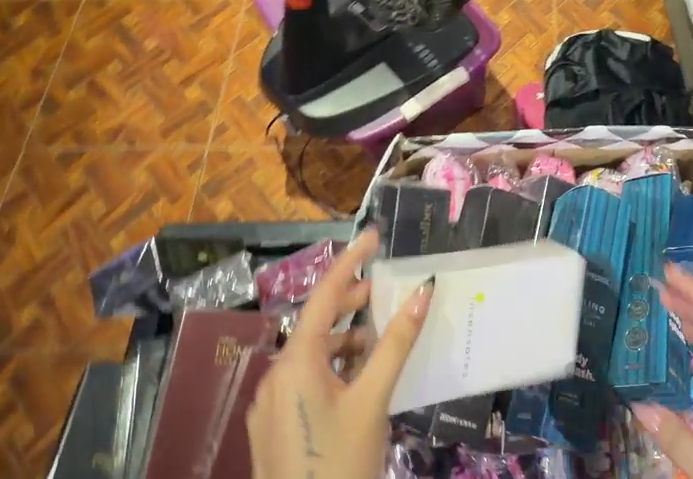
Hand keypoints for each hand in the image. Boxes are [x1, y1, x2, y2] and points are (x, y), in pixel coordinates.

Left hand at [248, 230, 433, 478]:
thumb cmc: (341, 460)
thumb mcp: (373, 399)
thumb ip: (395, 342)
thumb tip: (422, 291)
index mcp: (294, 361)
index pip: (324, 294)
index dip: (350, 261)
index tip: (374, 235)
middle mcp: (275, 375)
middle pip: (315, 322)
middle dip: (350, 303)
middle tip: (385, 290)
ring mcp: (270, 405)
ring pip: (310, 354)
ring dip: (344, 340)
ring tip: (379, 341)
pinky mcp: (273, 429)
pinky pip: (303, 381)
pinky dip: (332, 368)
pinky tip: (358, 381)